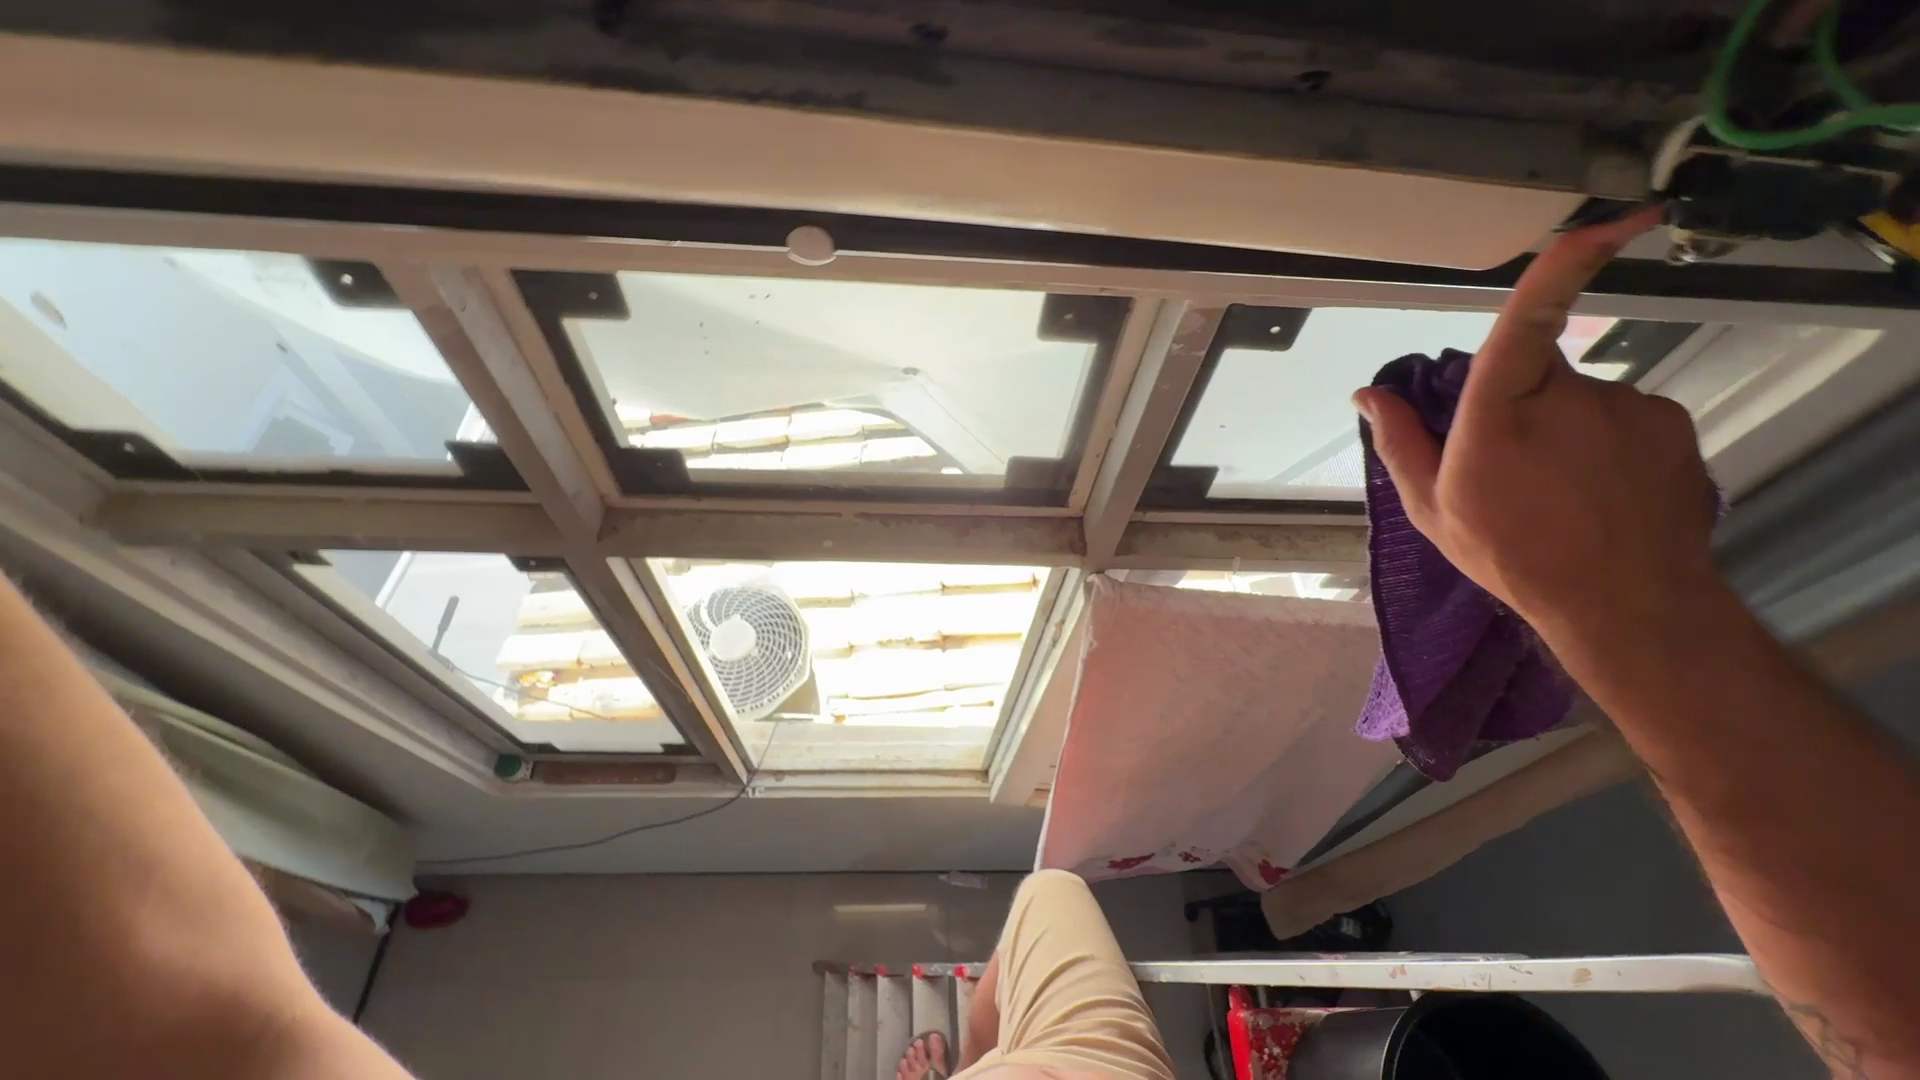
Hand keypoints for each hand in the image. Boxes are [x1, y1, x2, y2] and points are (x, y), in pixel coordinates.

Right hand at [1352, 207, 1724, 646]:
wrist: (1626, 602)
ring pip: (1581, 396)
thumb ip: (1399, 442)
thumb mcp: (1432, 508)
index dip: (1563, 265)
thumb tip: (1366, 394)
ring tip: (1562, 493)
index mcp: (1498, 418)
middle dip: (1521, 406)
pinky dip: (1608, 442)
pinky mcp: (1670, 422)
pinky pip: (1623, 414)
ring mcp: (1628, 407)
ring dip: (1566, 430)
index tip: (1611, 221)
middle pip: (1536, 371)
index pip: (1525, 323)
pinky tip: (1601, 490)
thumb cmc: (1513, 555)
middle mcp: (1570, 398)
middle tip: (1515, 473)